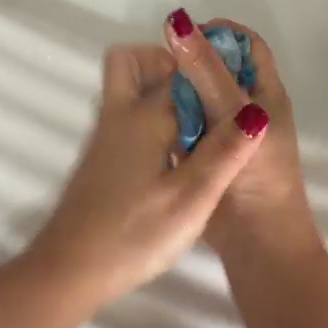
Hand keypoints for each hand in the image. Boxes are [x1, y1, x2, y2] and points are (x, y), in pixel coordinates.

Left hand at [25, 41, 267, 308]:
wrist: (73, 265)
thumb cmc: (136, 233)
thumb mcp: (192, 198)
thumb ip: (223, 152)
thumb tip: (255, 111)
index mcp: (140, 116)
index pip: (175, 72)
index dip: (205, 73)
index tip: (230, 88)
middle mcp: (116, 114)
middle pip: (131, 62)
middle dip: (166, 66)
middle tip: (202, 98)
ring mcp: (104, 135)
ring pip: (127, 89)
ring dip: (158, 93)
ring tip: (199, 130)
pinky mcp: (100, 157)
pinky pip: (125, 116)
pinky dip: (149, 119)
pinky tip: (176, 156)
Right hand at [162, 11, 318, 256]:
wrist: (256, 243)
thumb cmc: (258, 173)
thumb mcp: (234, 112)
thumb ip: (205, 69)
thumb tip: (176, 22)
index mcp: (264, 94)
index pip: (244, 46)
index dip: (218, 32)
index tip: (185, 34)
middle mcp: (242, 108)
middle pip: (212, 69)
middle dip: (186, 61)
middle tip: (157, 62)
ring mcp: (220, 132)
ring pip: (191, 96)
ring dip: (172, 90)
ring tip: (145, 88)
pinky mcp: (200, 154)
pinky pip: (178, 125)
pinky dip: (163, 118)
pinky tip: (142, 116)